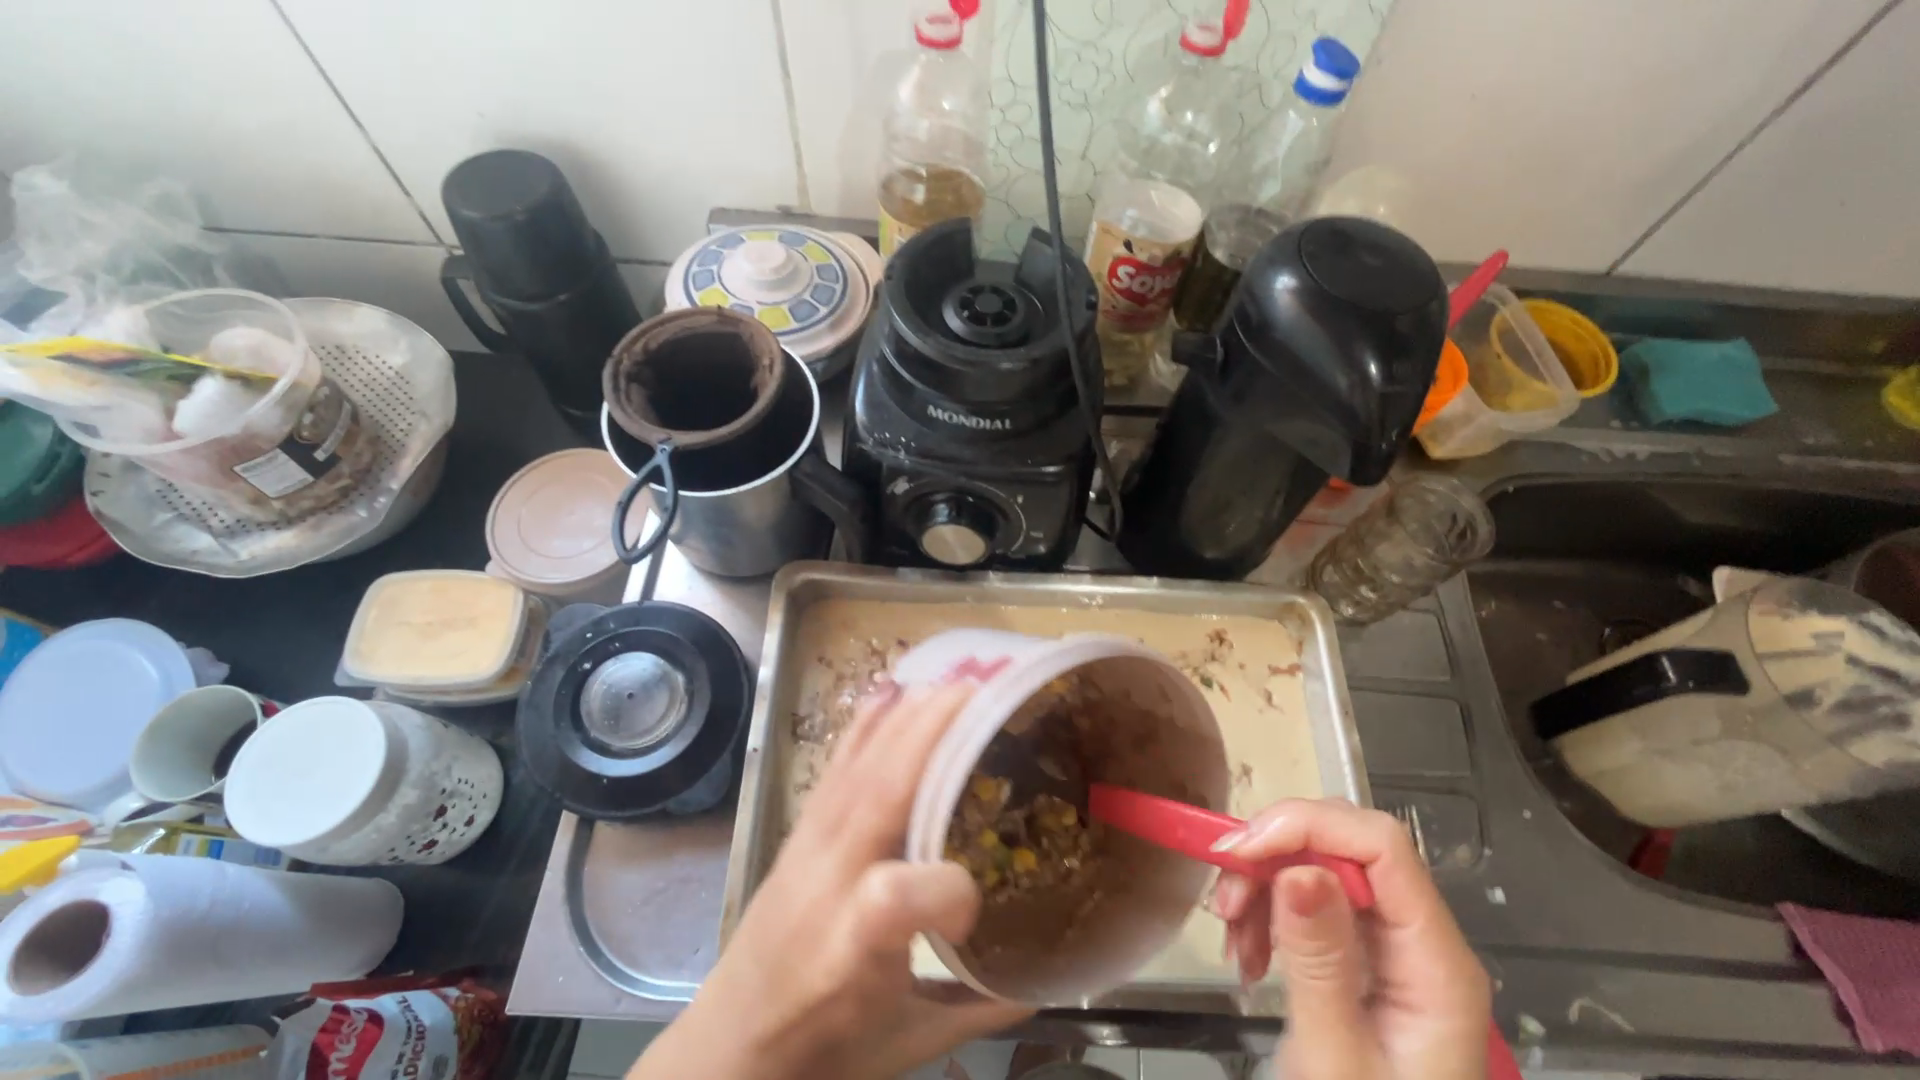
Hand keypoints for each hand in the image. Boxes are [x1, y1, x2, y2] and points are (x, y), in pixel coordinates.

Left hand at [631, 682, 1030, 1079]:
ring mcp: (807, 849)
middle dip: (933, 738)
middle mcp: (827, 883)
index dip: (950, 891)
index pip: (899, 897)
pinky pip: (834, 769)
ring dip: (908, 721)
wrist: (729, 1043)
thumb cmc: (822, 1047)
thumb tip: (1054, 978)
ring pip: (860, 772)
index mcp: (855, 948)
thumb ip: (980, 1006)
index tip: (978, 908)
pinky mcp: (798, 834)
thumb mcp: (907, 1042)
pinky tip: (889, 692)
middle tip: (988, 696)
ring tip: (955, 683)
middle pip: (878, 796)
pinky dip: (864, 726)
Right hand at [1210, 799, 1489, 1079]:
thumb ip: (1320, 965)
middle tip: (1224, 900)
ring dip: (1264, 889)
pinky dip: (1268, 916)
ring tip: (1232, 942)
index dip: (1307, 826)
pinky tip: (1248, 958)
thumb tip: (1299, 869)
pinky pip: (1311, 906)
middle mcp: (1421, 940)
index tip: (1237, 852)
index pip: (1382, 847)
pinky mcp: (1365, 961)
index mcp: (1437, 964)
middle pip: (1348, 848)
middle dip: (1276, 857)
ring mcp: (1394, 950)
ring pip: (1322, 869)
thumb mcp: (1332, 1062)